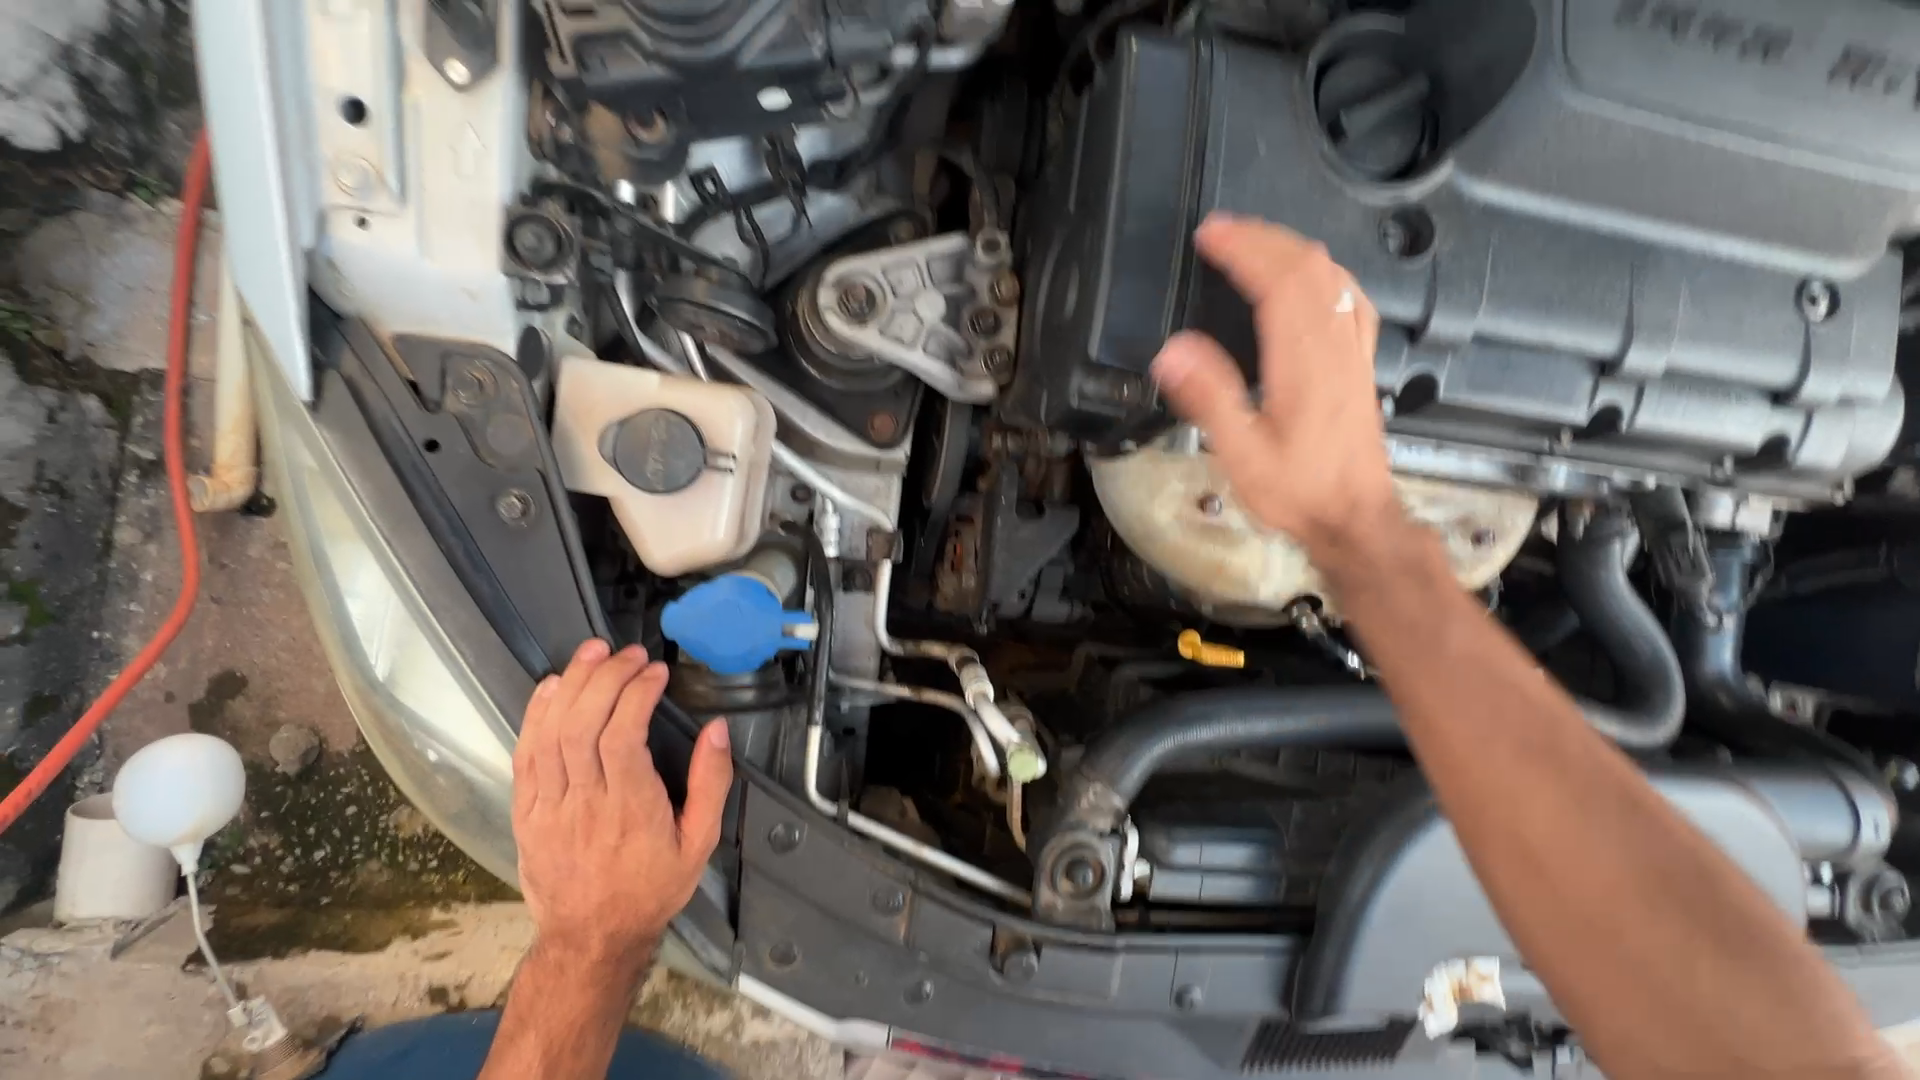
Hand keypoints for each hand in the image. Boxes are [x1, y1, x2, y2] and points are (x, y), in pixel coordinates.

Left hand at [511, 639, 732, 976]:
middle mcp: (584, 803)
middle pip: (583, 725)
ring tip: (592, 653)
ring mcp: (548, 807)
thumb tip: (716, 731)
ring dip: (572, 685)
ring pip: (551, 734)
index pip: (622, 736)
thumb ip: (711, 783)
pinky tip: (553, 687)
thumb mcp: (700, 843)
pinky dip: (536, 715)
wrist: (590, 938)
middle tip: (628, 653)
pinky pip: (525, 755)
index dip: (636, 693)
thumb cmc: (651, 888)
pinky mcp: (525, 811)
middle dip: (605, 678)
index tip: (656, 672)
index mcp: (630, 809)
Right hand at [1150, 213, 1396, 553]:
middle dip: (1262, 238)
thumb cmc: (1296, 490)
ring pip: (1331, 277)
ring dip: (1291, 249)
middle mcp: (1335, 345)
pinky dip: (1322, 274)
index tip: (1210, 234)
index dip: (1244, 249)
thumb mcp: (1241, 454)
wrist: (1353, 517)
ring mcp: (1354, 351)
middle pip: (1308, 268)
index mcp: (1304, 361)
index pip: (1279, 282)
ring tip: (1253, 243)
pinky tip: (1310, 277)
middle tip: (1221, 230)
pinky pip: (1350, 298)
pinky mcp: (1360, 363)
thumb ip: (1209, 398)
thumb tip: (1171, 351)